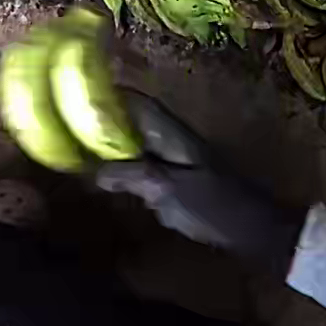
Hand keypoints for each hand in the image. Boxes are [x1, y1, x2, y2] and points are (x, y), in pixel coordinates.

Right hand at [95, 91, 306, 271]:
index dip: (112, 97)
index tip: (79, 97)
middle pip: (136, 123)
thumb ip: (131, 176)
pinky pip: (148, 166)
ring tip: (82, 154)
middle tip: (71, 132)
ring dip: (116, 148)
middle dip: (107, 125)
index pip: (140, 104)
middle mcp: (174, 140)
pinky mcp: (182, 180)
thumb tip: (94, 171)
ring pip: (141, 145)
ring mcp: (179, 160)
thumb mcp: (168, 191)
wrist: (253, 228)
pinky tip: (112, 184)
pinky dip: (129, 170)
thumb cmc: (212, 206)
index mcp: (172, 134)